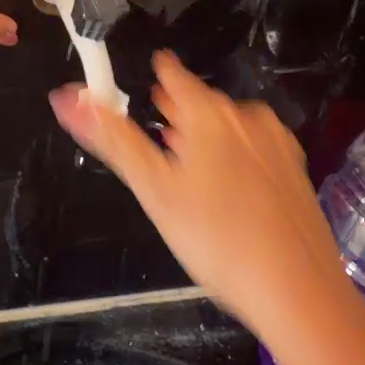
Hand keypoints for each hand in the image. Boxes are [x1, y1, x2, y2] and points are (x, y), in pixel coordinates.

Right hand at [50, 52, 347, 331]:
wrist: (299, 292)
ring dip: (203, 136)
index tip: (141, 89)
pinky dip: (233, 156)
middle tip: (158, 138)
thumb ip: (111, 138)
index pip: (172, 72)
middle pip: (200, 100)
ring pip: (227, 125)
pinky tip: (225, 192)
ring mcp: (276, 141)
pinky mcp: (295, 169)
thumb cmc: (216, 239)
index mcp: (208, 111)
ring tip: (186, 168)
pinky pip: (252, 148)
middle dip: (175, 114)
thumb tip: (65, 96)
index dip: (152, 79)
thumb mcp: (154, 190)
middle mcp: (245, 115)